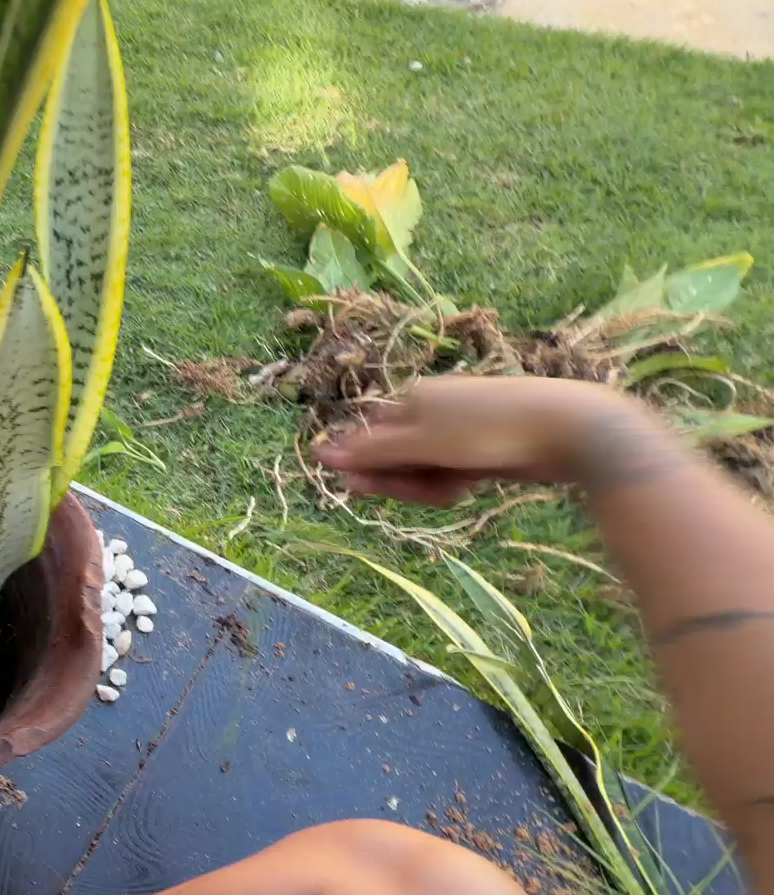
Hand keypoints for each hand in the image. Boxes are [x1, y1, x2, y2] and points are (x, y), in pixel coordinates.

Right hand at [315, 377, 664, 505]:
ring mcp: (461, 426)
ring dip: (427, 484)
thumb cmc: (489, 431)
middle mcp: (433, 408)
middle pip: (393, 453)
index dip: (365, 465)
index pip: (367, 437)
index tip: (367, 490)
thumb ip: (368, 452)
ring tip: (452, 494)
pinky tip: (467, 488)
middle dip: (400, 479)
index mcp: (412, 398)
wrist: (577, 429)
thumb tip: (317, 453)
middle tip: (423, 496)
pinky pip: (449, 467)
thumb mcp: (421, 445)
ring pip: (422, 463)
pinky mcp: (485, 443)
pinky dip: (451, 481)